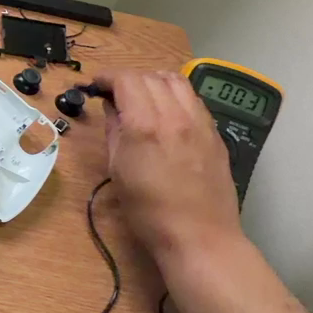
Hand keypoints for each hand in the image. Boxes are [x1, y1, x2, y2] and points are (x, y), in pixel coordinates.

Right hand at [90, 70, 244, 259]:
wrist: (199, 237)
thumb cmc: (148, 209)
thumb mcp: (118, 168)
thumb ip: (114, 130)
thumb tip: (112, 107)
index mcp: (145, 126)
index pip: (126, 79)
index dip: (107, 77)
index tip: (96, 85)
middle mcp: (175, 117)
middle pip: (150, 76)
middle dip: (128, 78)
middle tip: (115, 93)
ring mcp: (200, 125)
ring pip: (177, 81)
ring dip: (154, 81)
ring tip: (142, 97)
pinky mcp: (215, 136)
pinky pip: (194, 100)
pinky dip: (175, 96)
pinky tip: (166, 113)